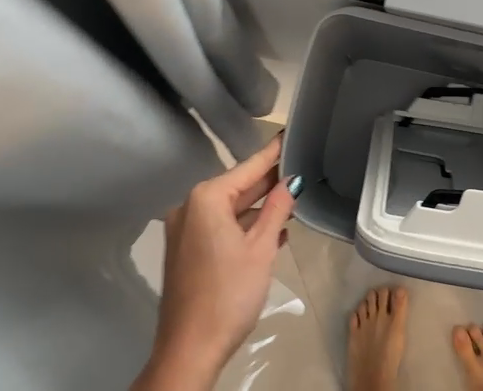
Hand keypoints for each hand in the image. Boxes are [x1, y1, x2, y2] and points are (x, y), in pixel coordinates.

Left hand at [133, 134, 297, 390]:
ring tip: (291, 200)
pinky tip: (271, 231)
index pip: (247, 168)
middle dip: (267, 182)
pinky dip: (242, 227)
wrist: (189, 349)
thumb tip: (291, 181)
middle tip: (298, 168)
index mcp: (206, 198)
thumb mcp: (261, 248)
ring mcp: (184, 230)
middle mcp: (189, 207)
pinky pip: (218, 227)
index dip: (272, 154)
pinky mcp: (185, 252)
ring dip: (257, 208)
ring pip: (228, 209)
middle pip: (236, 187)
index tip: (289, 133)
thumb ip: (277, 209)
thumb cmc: (229, 294)